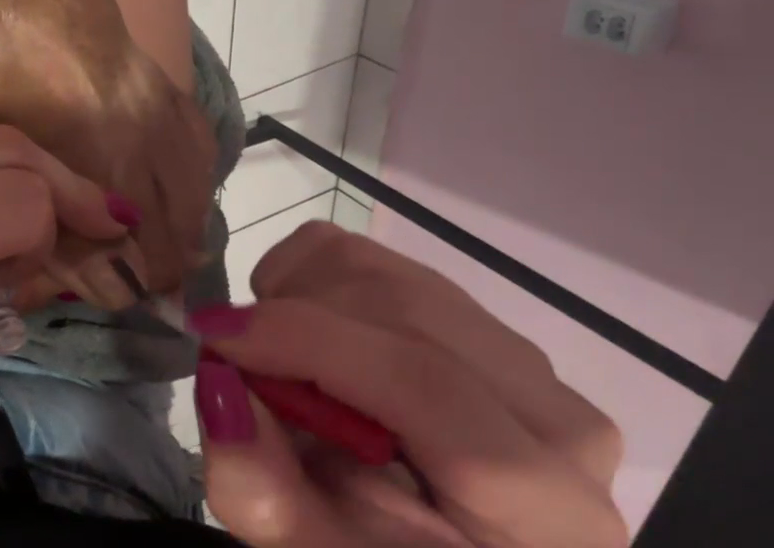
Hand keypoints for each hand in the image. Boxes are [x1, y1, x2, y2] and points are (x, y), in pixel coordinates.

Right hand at [192, 222, 625, 546]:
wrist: (413, 539)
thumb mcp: (306, 547)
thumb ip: (262, 490)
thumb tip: (219, 386)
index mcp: (541, 506)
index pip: (427, 385)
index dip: (309, 342)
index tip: (214, 336)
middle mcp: (559, 418)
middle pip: (402, 312)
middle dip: (291, 319)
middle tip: (237, 363)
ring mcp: (523, 357)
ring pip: (380, 271)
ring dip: (294, 297)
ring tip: (275, 359)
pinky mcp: (476, 316)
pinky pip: (366, 254)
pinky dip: (304, 276)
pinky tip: (303, 333)